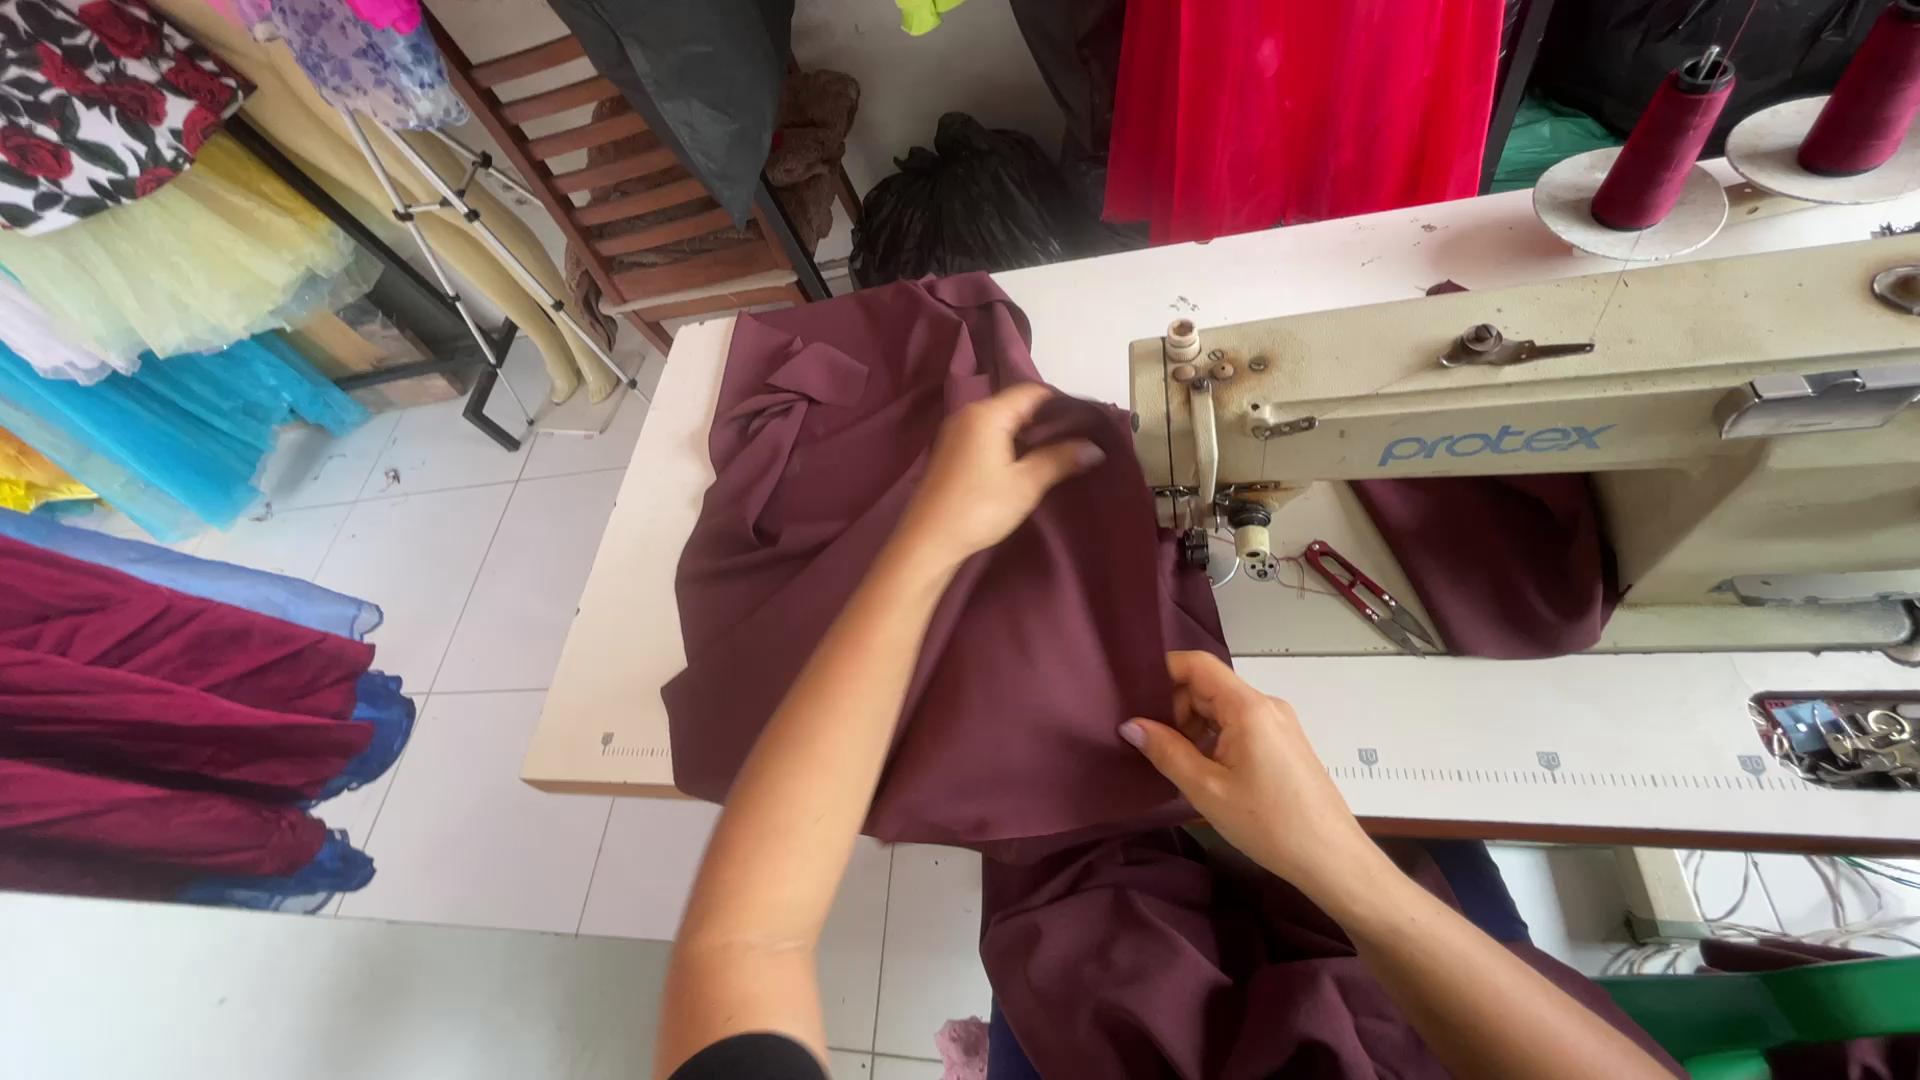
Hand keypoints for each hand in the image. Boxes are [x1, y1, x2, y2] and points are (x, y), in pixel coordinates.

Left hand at [893, 383, 1103, 567]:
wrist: (928, 541)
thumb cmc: (978, 509)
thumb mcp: (1025, 484)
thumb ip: (1060, 460)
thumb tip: (1094, 447)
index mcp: (987, 413)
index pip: (1032, 392)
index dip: (1062, 404)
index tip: (1086, 423)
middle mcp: (968, 414)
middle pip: (1016, 405)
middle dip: (1047, 420)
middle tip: (1077, 440)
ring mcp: (956, 432)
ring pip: (1002, 421)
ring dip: (1028, 434)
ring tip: (1057, 453)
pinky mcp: (951, 452)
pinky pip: (987, 436)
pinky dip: (1009, 444)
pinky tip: (1024, 464)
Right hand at [1120, 652, 1387, 904]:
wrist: (1334, 861)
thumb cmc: (1270, 824)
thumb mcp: (1207, 790)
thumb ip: (1166, 751)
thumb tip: (1130, 725)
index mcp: (1248, 707)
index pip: (1197, 664)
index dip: (1163, 673)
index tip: (1135, 700)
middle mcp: (1265, 705)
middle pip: (1207, 686)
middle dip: (1174, 708)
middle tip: (1153, 744)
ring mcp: (1277, 723)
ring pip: (1220, 708)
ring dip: (1193, 727)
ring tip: (1177, 763)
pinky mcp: (1282, 742)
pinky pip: (1238, 725)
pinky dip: (1214, 739)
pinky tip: (1205, 771)